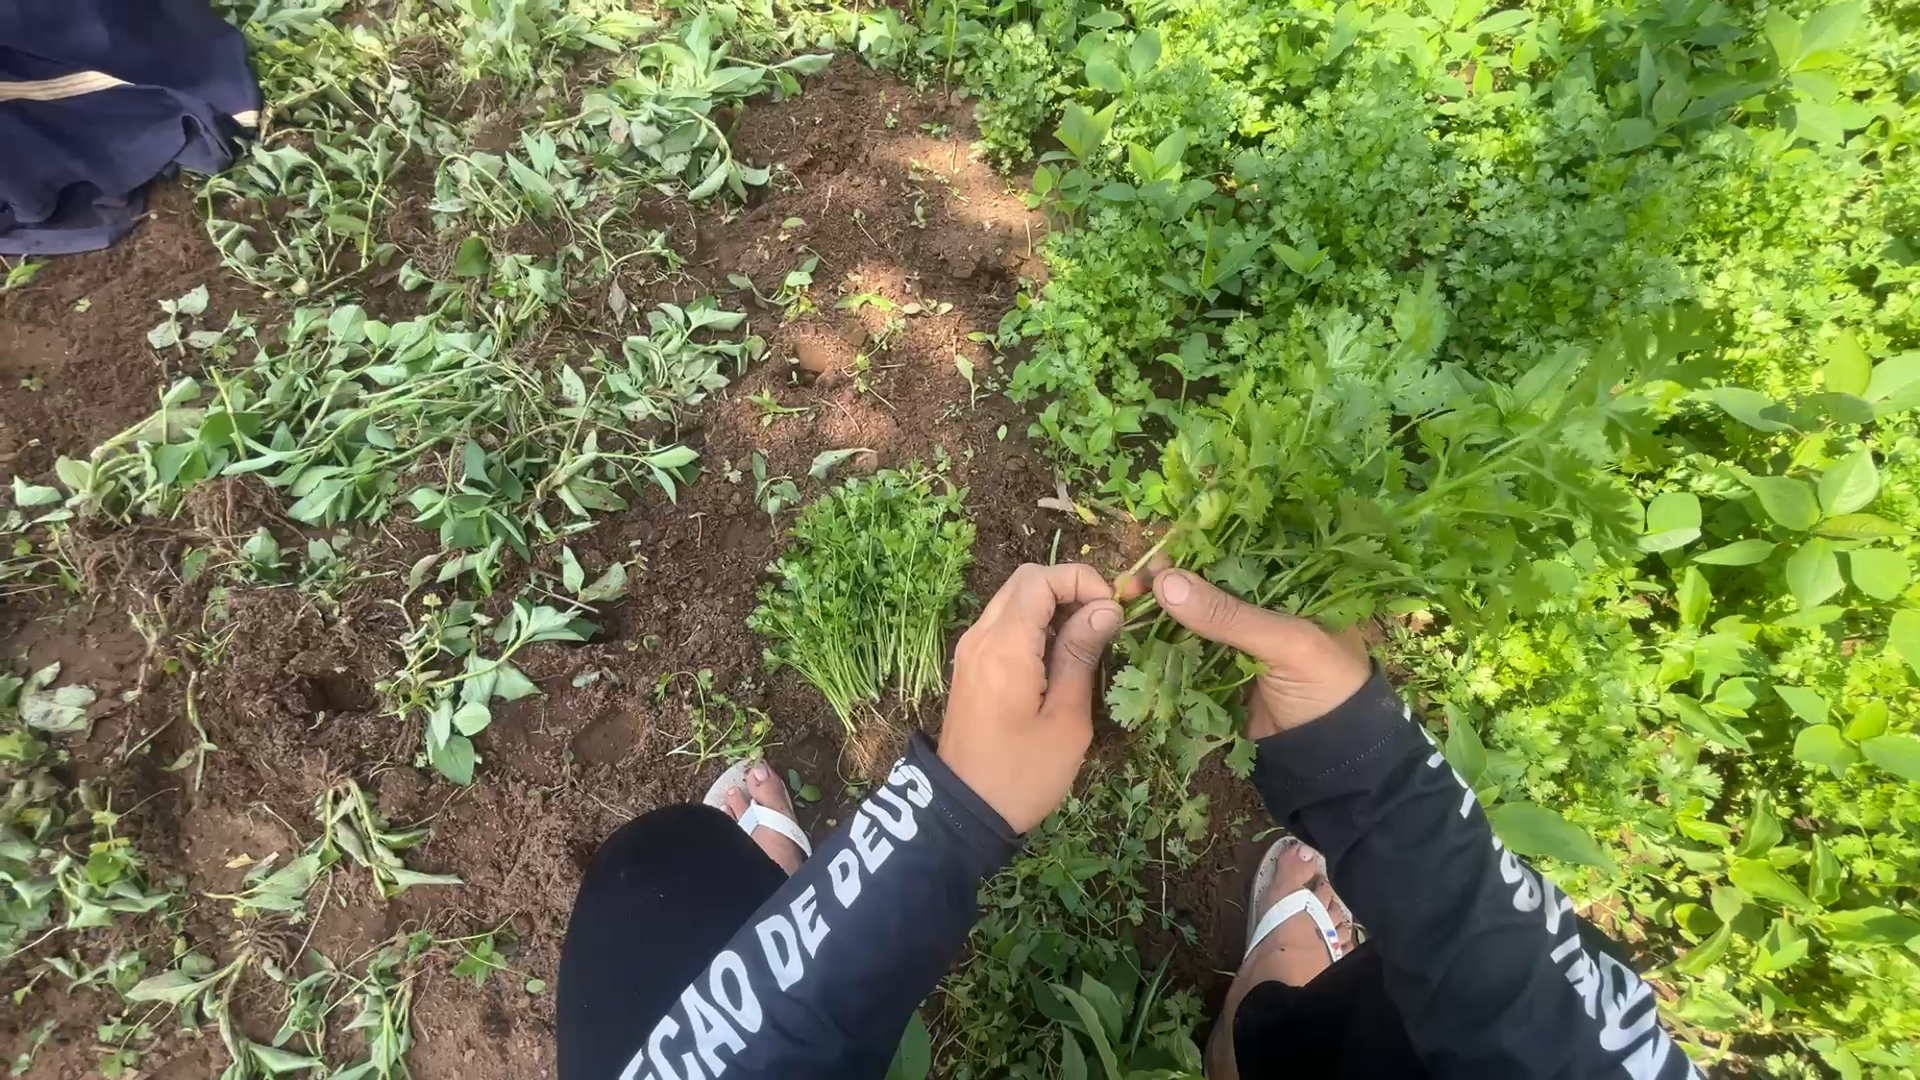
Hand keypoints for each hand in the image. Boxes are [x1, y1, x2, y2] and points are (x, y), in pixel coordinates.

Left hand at [939, 563, 1122, 831]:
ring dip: (1052, 605)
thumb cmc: (1023, 773)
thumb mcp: (1066, 719)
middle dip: (1069, 587)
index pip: (1040, 580)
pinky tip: (1059, 656)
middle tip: (1103, 620)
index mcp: (1004, 646)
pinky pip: (1004, 623)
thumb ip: (1081, 655)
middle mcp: (980, 636)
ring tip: (1088, 639)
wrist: (964, 810)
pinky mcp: (971, 663)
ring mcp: (971, 648)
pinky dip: (1034, 624)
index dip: (1081, 581)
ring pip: (1013, 599)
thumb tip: (1106, 608)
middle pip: (1025, 580)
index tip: (1112, 611)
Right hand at [1140, 567, 1370, 738]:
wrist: (1331, 761)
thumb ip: (1228, 614)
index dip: (1196, 549)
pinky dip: (1159, 642)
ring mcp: (1236, 638)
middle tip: (1132, 583)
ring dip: (1157, 609)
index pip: (1238, 554)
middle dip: (1167, 579)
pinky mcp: (1218, 668)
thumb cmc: (1328, 689)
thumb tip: (1165, 582)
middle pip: (1205, 582)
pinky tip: (1134, 632)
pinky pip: (1183, 648)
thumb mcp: (1287, 643)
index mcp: (1289, 586)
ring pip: (1189, 615)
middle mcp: (1260, 605)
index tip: (1159, 553)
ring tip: (1125, 604)